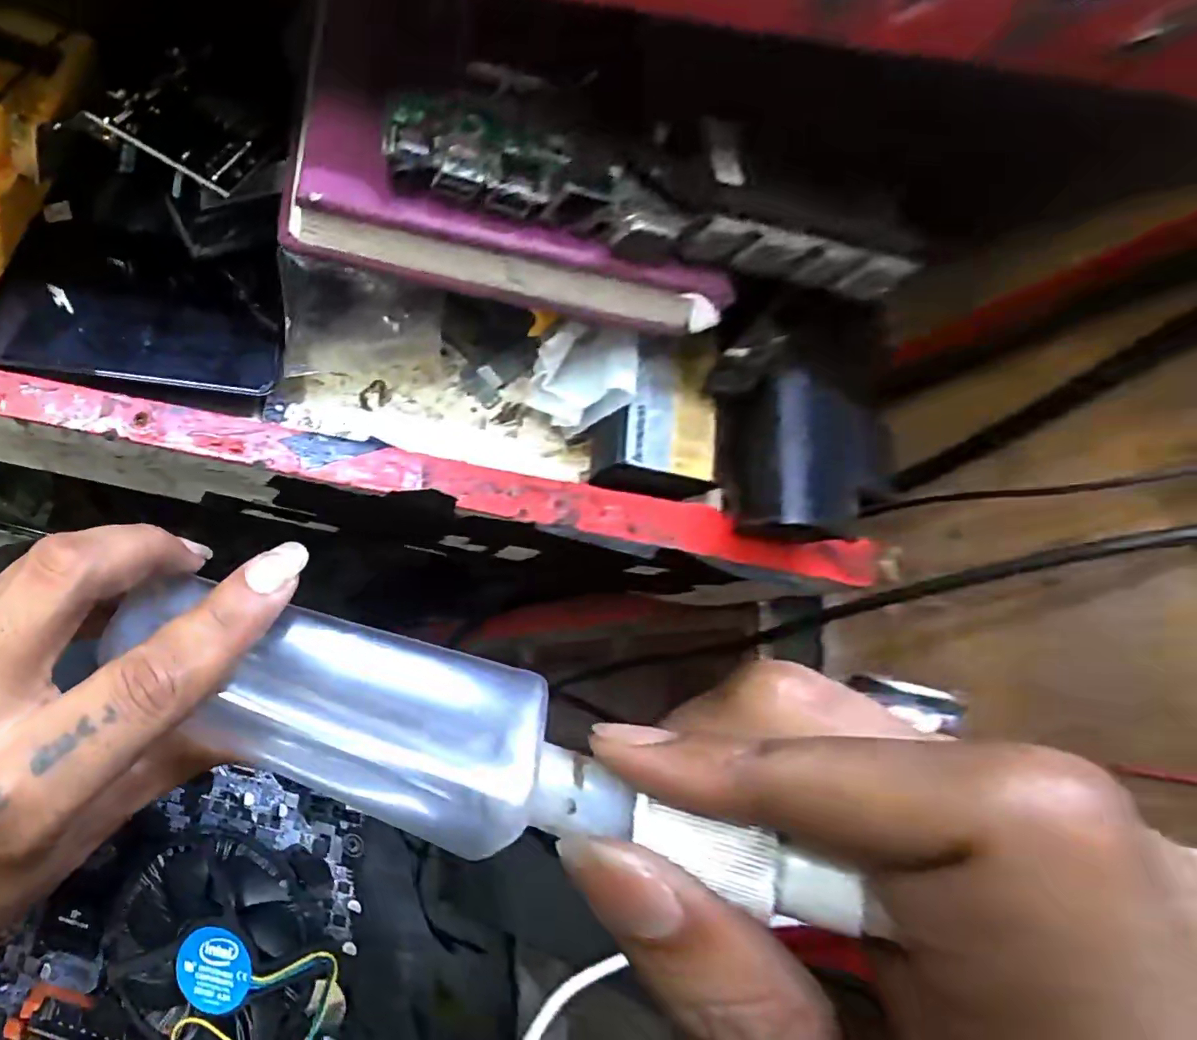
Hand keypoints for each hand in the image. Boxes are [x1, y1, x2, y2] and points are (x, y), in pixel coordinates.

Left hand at [0, 526, 307, 1038]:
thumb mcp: (90, 834)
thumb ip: (170, 759)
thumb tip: (250, 715)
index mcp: (25, 787)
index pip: (143, 684)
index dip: (221, 622)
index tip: (277, 572)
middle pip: (62, 578)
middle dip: (142, 545)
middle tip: (191, 558)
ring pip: (34, 564)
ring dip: (110, 551)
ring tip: (157, 568)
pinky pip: (11, 584)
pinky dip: (71, 574)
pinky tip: (100, 592)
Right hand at [558, 661, 1196, 1038]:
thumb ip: (724, 990)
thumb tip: (598, 852)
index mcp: (1129, 1012)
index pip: (990, 811)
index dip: (783, 765)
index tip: (623, 761)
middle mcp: (1161, 897)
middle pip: (880, 735)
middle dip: (722, 757)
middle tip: (640, 818)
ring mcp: (1110, 846)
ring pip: (867, 727)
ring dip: (745, 770)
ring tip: (709, 852)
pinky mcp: (1055, 828)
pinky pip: (881, 753)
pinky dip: (789, 785)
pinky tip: (775, 855)